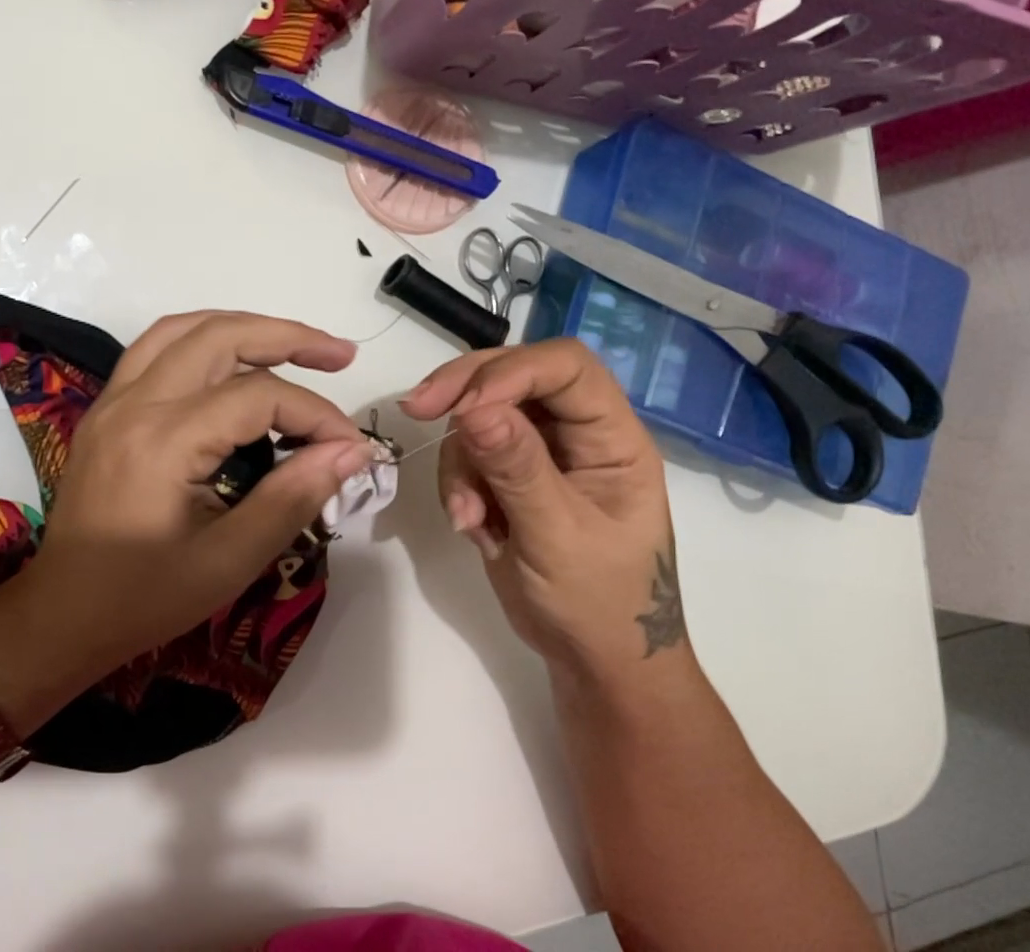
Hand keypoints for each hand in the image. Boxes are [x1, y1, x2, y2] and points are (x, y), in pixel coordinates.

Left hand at [2, 311, 372, 689]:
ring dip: (240, 329)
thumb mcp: (228, 561)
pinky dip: (200, 343)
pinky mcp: (104, 414)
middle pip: (218, 336)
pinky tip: (229, 367)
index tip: (350, 448)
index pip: (258, 396)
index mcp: (163, 440)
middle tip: (340, 357)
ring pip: (180, 331)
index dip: (315, 414)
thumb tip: (350, 451)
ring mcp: (111, 403)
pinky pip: (153, 352)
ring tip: (291, 347)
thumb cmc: (144, 598)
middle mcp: (133, 404)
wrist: (63, 614)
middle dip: (286, 337)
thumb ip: (291, 498)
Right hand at [401, 339, 682, 677]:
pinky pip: (468, 457)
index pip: (565, 368)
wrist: (594, 660)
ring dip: (459, 464)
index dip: (510, 372)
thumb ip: (516, 469)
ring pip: (479, 421)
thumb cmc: (597, 602)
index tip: (458, 408)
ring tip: (467, 520)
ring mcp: (541, 456)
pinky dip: (457, 487)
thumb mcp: (557, 537)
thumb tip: (473, 410)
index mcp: (613, 439)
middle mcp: (577, 435)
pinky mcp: (509, 480)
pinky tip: (472, 529)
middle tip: (416, 412)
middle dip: (464, 395)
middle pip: (514, 379)